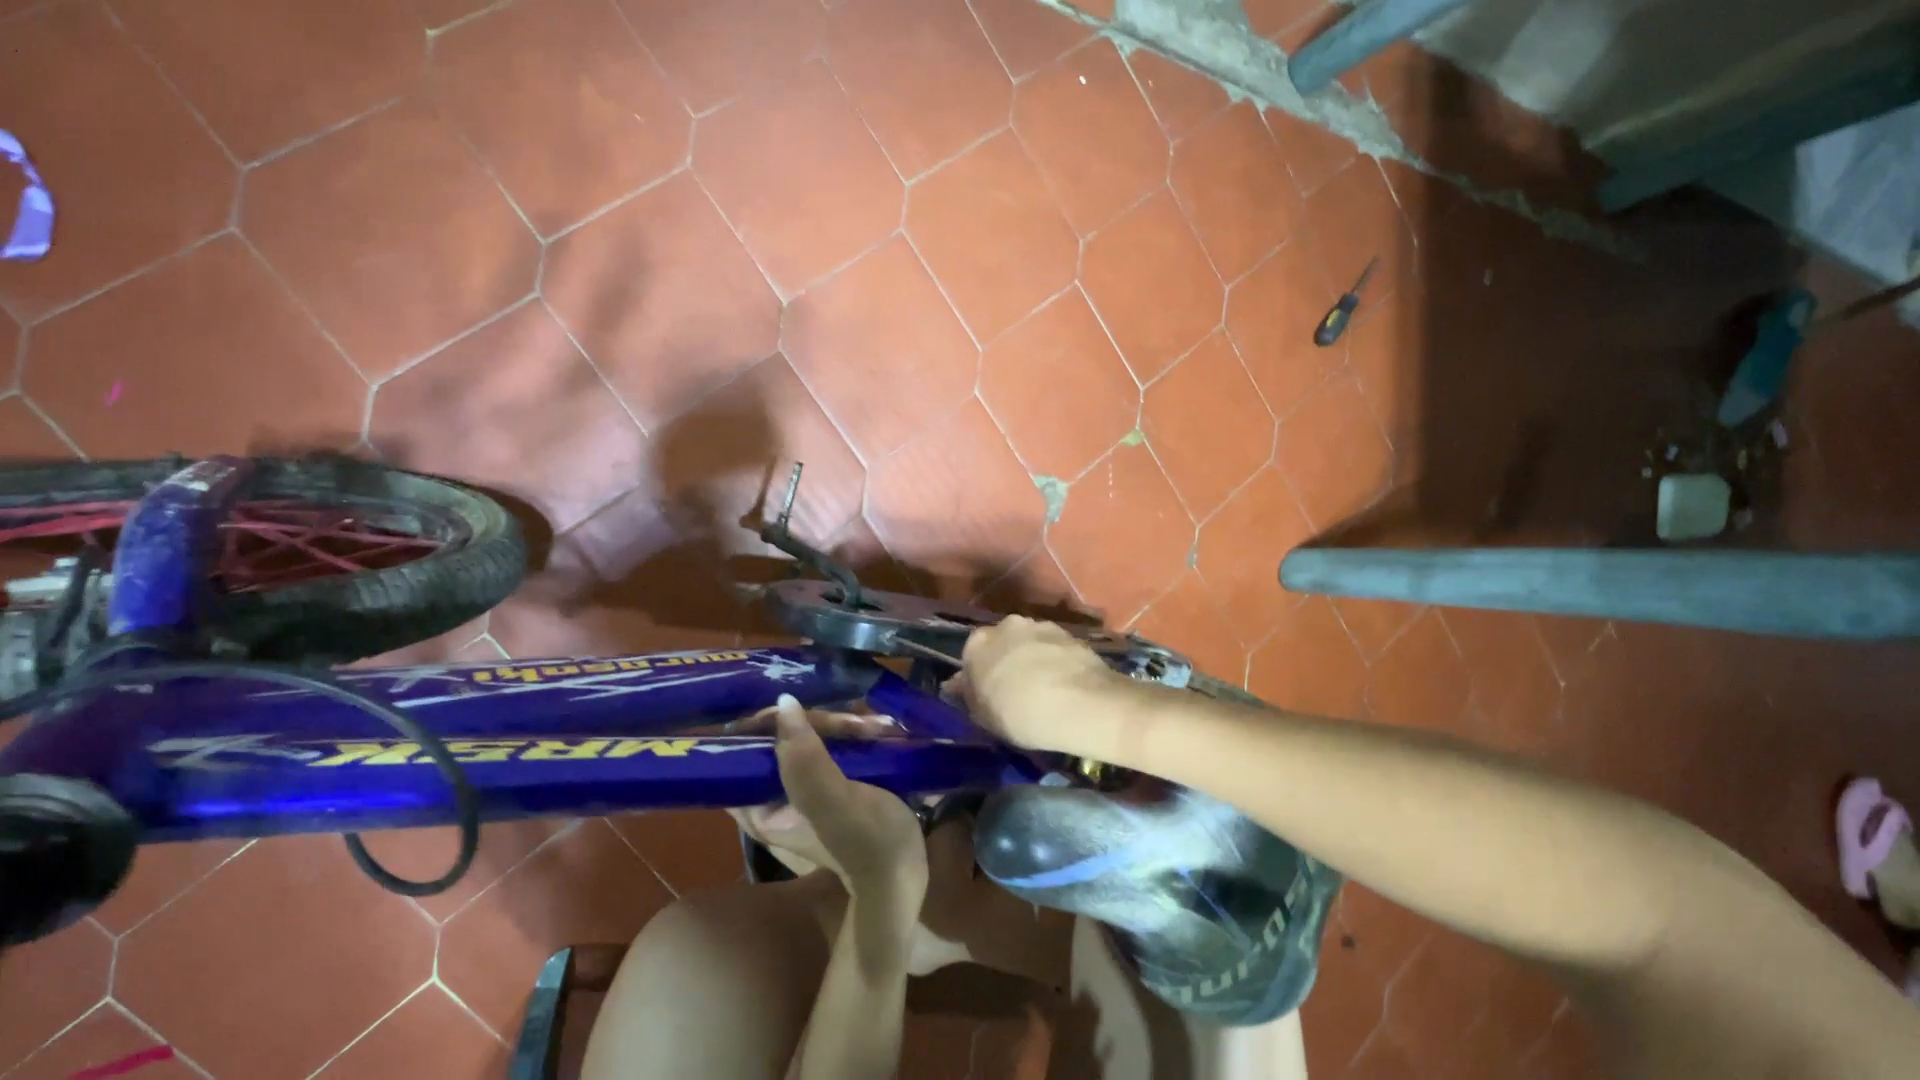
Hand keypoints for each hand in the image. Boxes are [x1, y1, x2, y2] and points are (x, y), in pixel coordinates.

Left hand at [763, 694, 928, 904]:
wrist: (906, 878)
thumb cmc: (871, 845)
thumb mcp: (836, 803)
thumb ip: (805, 759)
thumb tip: (782, 703)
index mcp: (759, 809)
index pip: (742, 751)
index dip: (765, 723)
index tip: (799, 706)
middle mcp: (772, 801)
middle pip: (778, 741)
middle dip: (817, 725)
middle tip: (857, 726)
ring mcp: (802, 795)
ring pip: (807, 742)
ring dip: (841, 729)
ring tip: (878, 729)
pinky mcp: (829, 790)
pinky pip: (829, 751)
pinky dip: (851, 739)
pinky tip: (879, 732)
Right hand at [953, 615, 1124, 753]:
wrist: (1081, 704)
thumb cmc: (1019, 714)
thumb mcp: (983, 716)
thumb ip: (967, 695)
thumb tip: (955, 684)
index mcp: (977, 643)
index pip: (971, 657)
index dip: (980, 677)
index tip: (989, 697)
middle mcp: (1007, 625)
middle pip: (1002, 644)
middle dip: (1007, 662)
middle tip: (1017, 692)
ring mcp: (1041, 626)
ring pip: (1031, 644)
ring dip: (1034, 660)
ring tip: (1046, 690)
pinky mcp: (1072, 634)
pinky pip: (1056, 650)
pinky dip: (1057, 663)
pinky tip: (1065, 685)